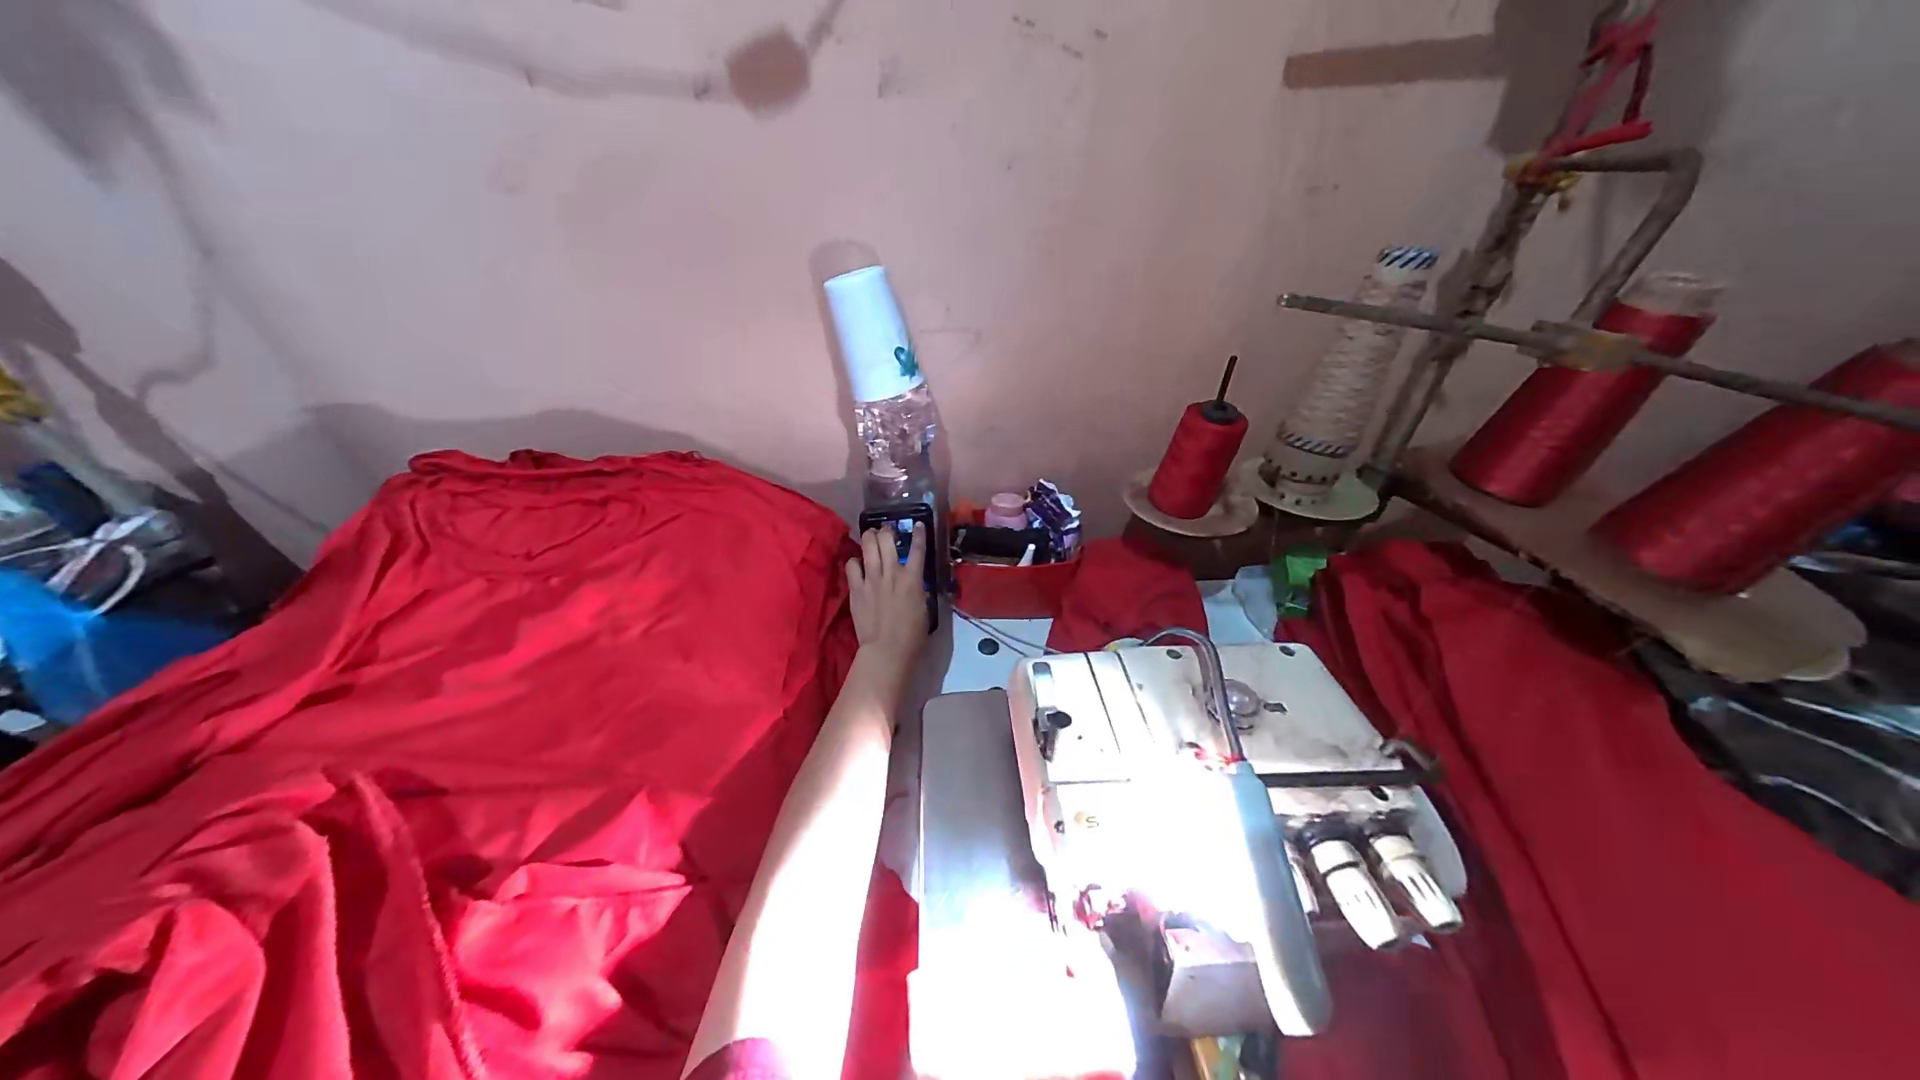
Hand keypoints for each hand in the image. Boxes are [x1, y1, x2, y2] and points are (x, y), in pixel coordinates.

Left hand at [845, 524, 929, 675]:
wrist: (887, 650)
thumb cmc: (912, 634)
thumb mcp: (924, 608)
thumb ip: (919, 590)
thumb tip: (914, 583)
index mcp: (913, 578)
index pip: (918, 548)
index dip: (918, 533)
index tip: (917, 525)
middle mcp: (891, 572)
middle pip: (886, 538)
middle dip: (886, 531)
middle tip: (886, 534)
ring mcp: (871, 579)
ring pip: (868, 545)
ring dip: (870, 538)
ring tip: (870, 538)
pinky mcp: (856, 589)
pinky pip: (852, 565)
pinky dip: (855, 561)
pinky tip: (858, 565)